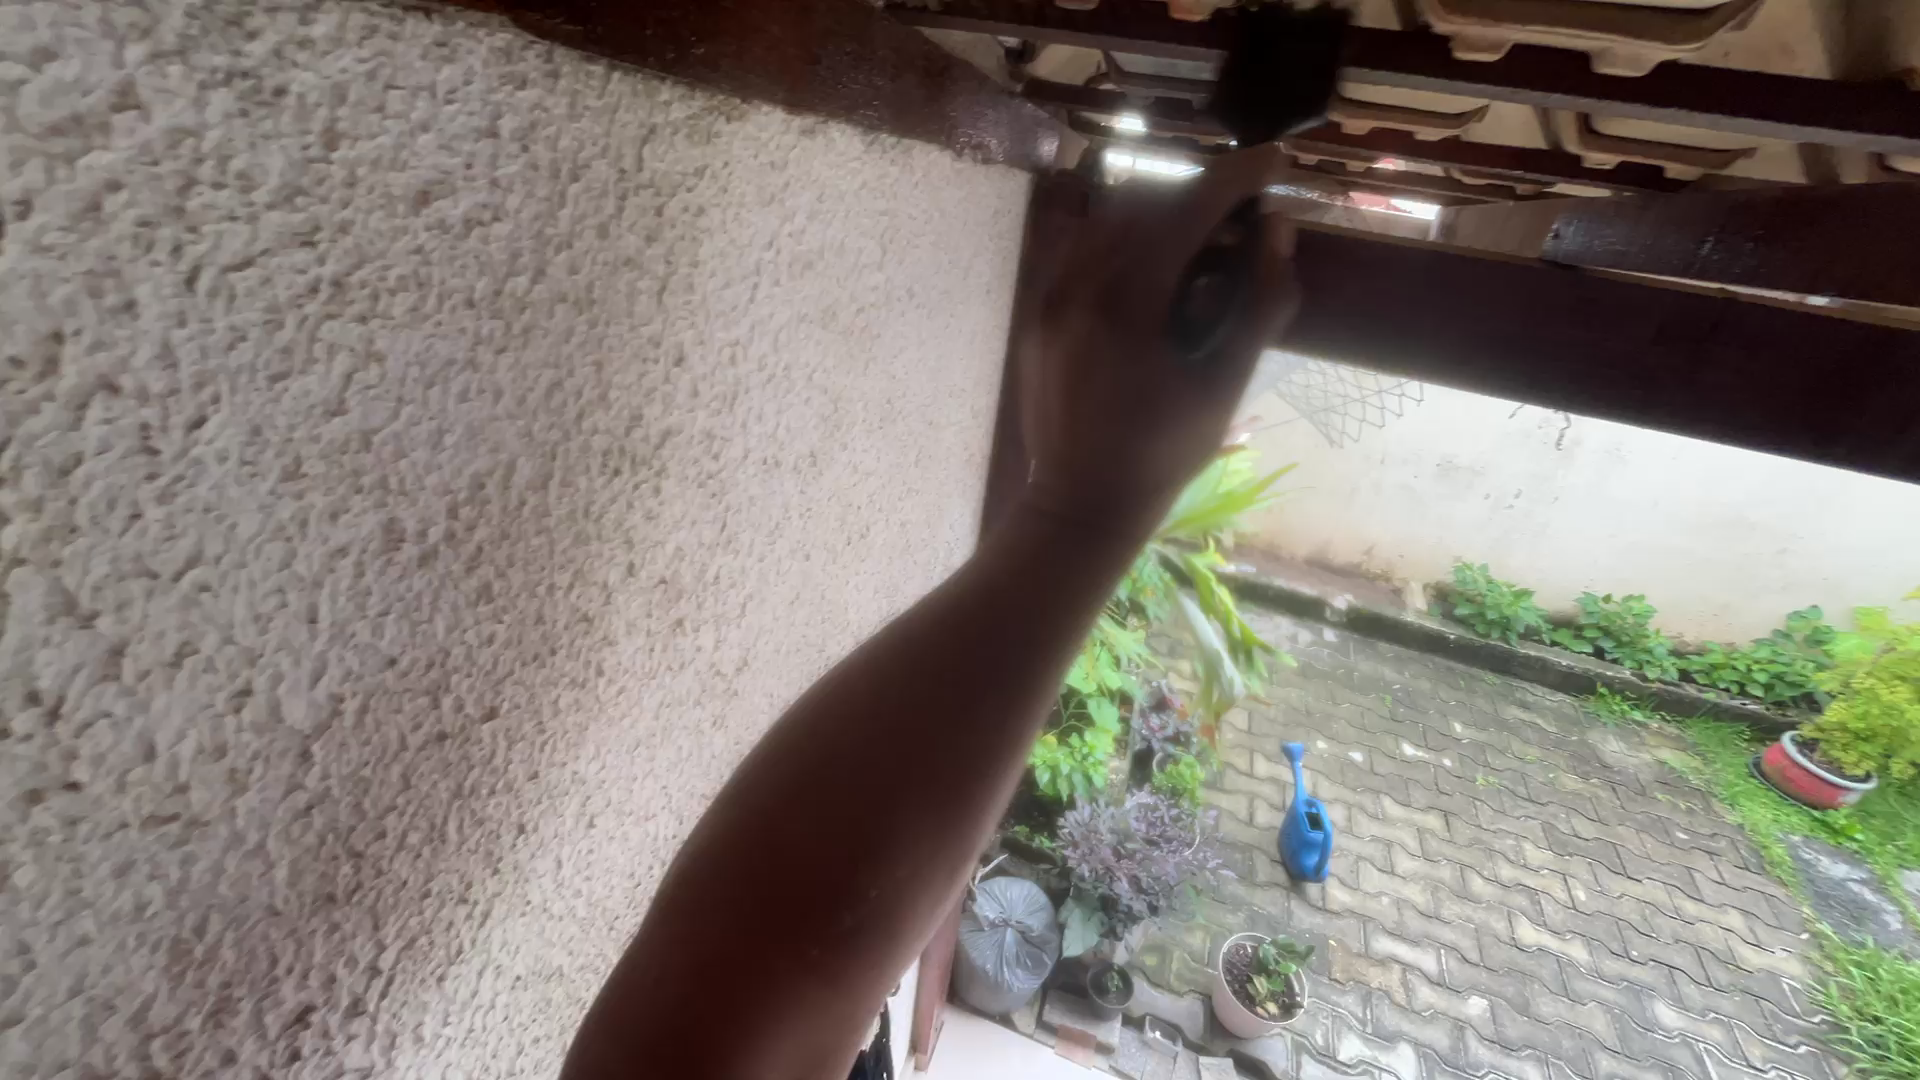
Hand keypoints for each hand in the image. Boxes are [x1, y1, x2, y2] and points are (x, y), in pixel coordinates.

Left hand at [1017, 145, 1300, 542]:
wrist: (1079, 503)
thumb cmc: (1159, 456)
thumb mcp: (1223, 388)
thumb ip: (1258, 307)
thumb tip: (1279, 233)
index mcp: (1125, 301)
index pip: (1187, 206)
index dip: (1238, 174)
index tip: (1275, 160)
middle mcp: (1076, 286)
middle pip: (1145, 202)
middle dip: (1200, 196)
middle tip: (1240, 216)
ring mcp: (1047, 300)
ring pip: (1105, 222)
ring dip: (1157, 215)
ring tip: (1196, 244)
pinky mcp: (1036, 317)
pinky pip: (1077, 253)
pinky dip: (1118, 242)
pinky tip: (1147, 272)